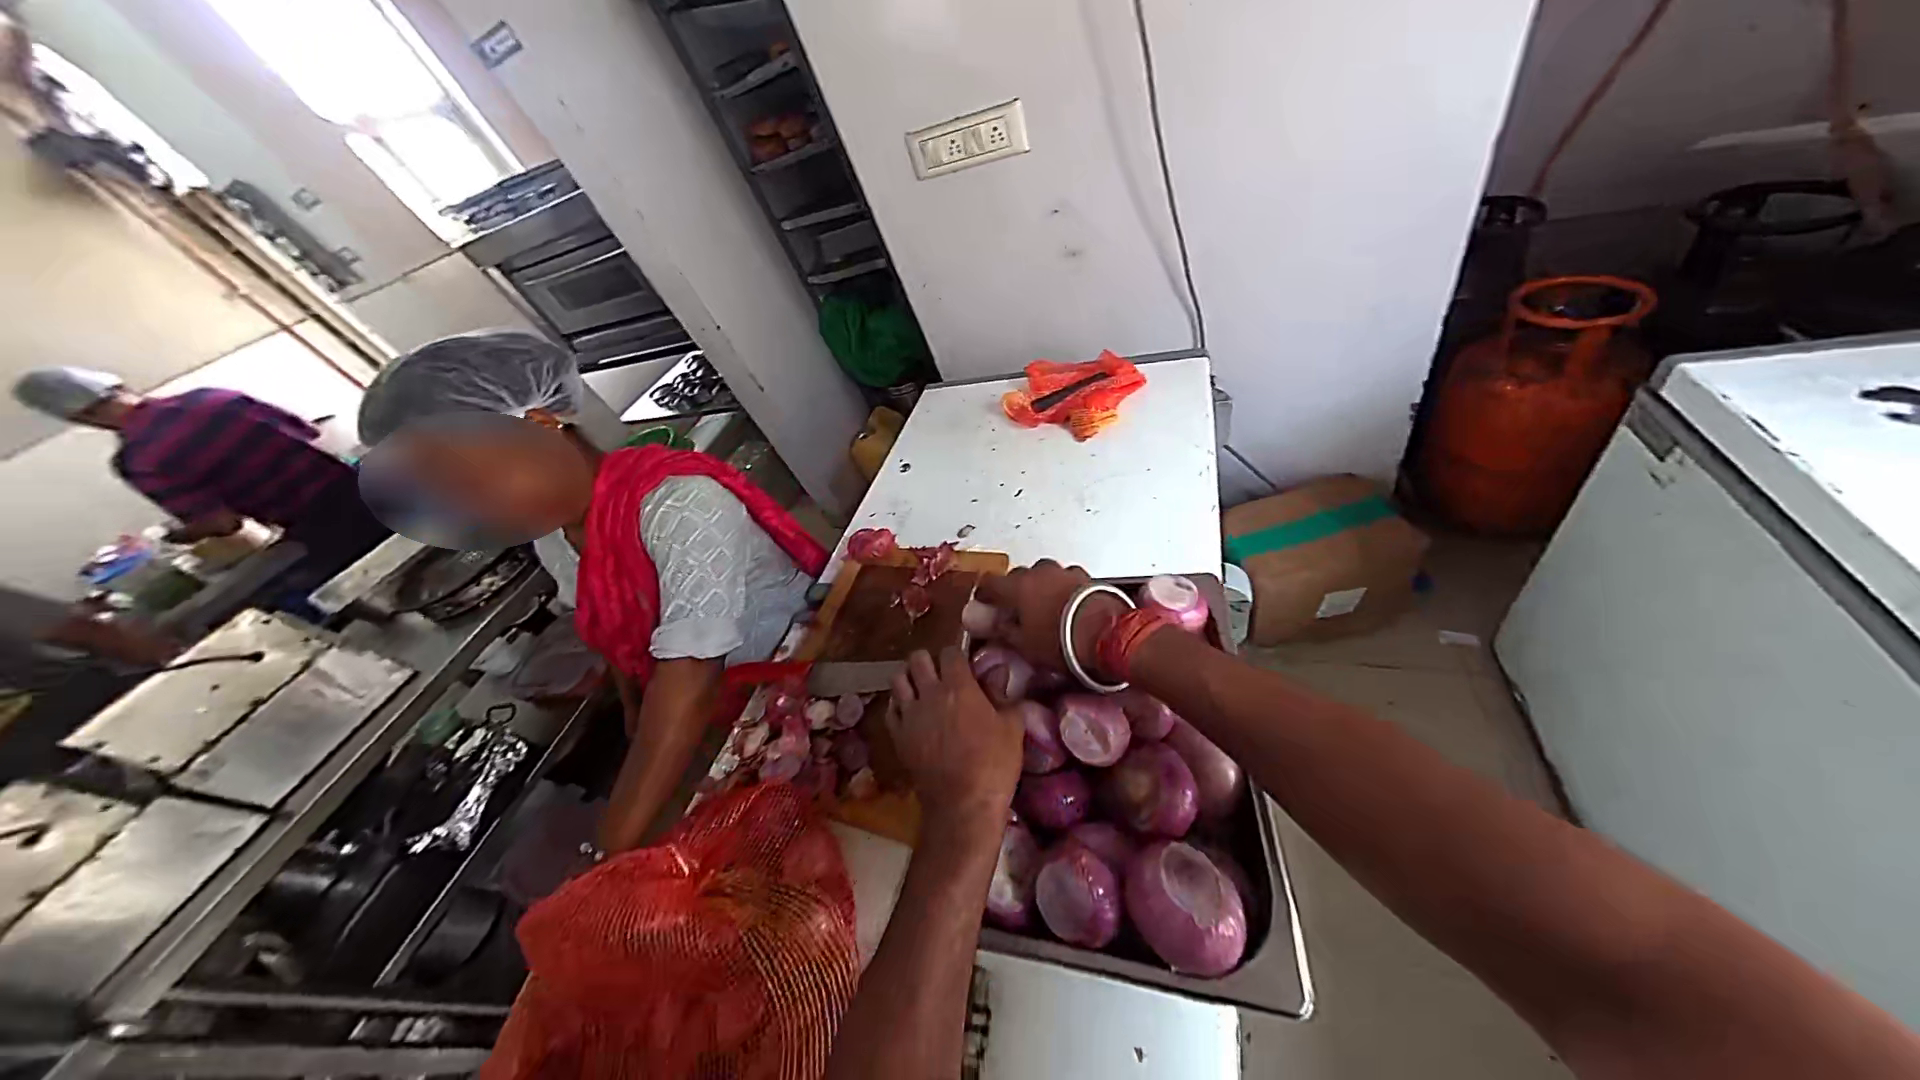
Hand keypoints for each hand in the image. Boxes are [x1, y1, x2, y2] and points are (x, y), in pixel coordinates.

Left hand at [889, 647, 1022, 832]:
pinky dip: (899, 705)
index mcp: (959, 686)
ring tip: (921, 689)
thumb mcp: (1012, 727)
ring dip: (909, 679)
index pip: (950, 652)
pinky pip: (890, 709)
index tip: (964, 664)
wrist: (963, 803)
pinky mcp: (897, 736)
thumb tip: (999, 672)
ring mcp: (909, 714)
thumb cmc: (994, 763)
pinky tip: (910, 713)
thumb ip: (1004, 695)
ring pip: (898, 679)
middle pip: (917, 659)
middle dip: (928, 660)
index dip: (957, 654)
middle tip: (940, 673)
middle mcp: (929, 693)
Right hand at [974, 560, 1127, 677]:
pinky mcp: (1086, 578)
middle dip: (1014, 591)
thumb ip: (999, 628)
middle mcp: (1039, 572)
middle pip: (1018, 576)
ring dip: (1041, 588)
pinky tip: (1066, 608)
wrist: (1106, 634)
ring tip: (1043, 610)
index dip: (984, 594)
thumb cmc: (1061, 641)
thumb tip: (980, 621)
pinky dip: (1062, 591)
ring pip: (1044, 576)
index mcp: (1017, 586)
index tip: (984, 603)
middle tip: (1015, 612)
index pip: (989, 583)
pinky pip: (1066, 581)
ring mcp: (1064, 573)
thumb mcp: (1022, 643)